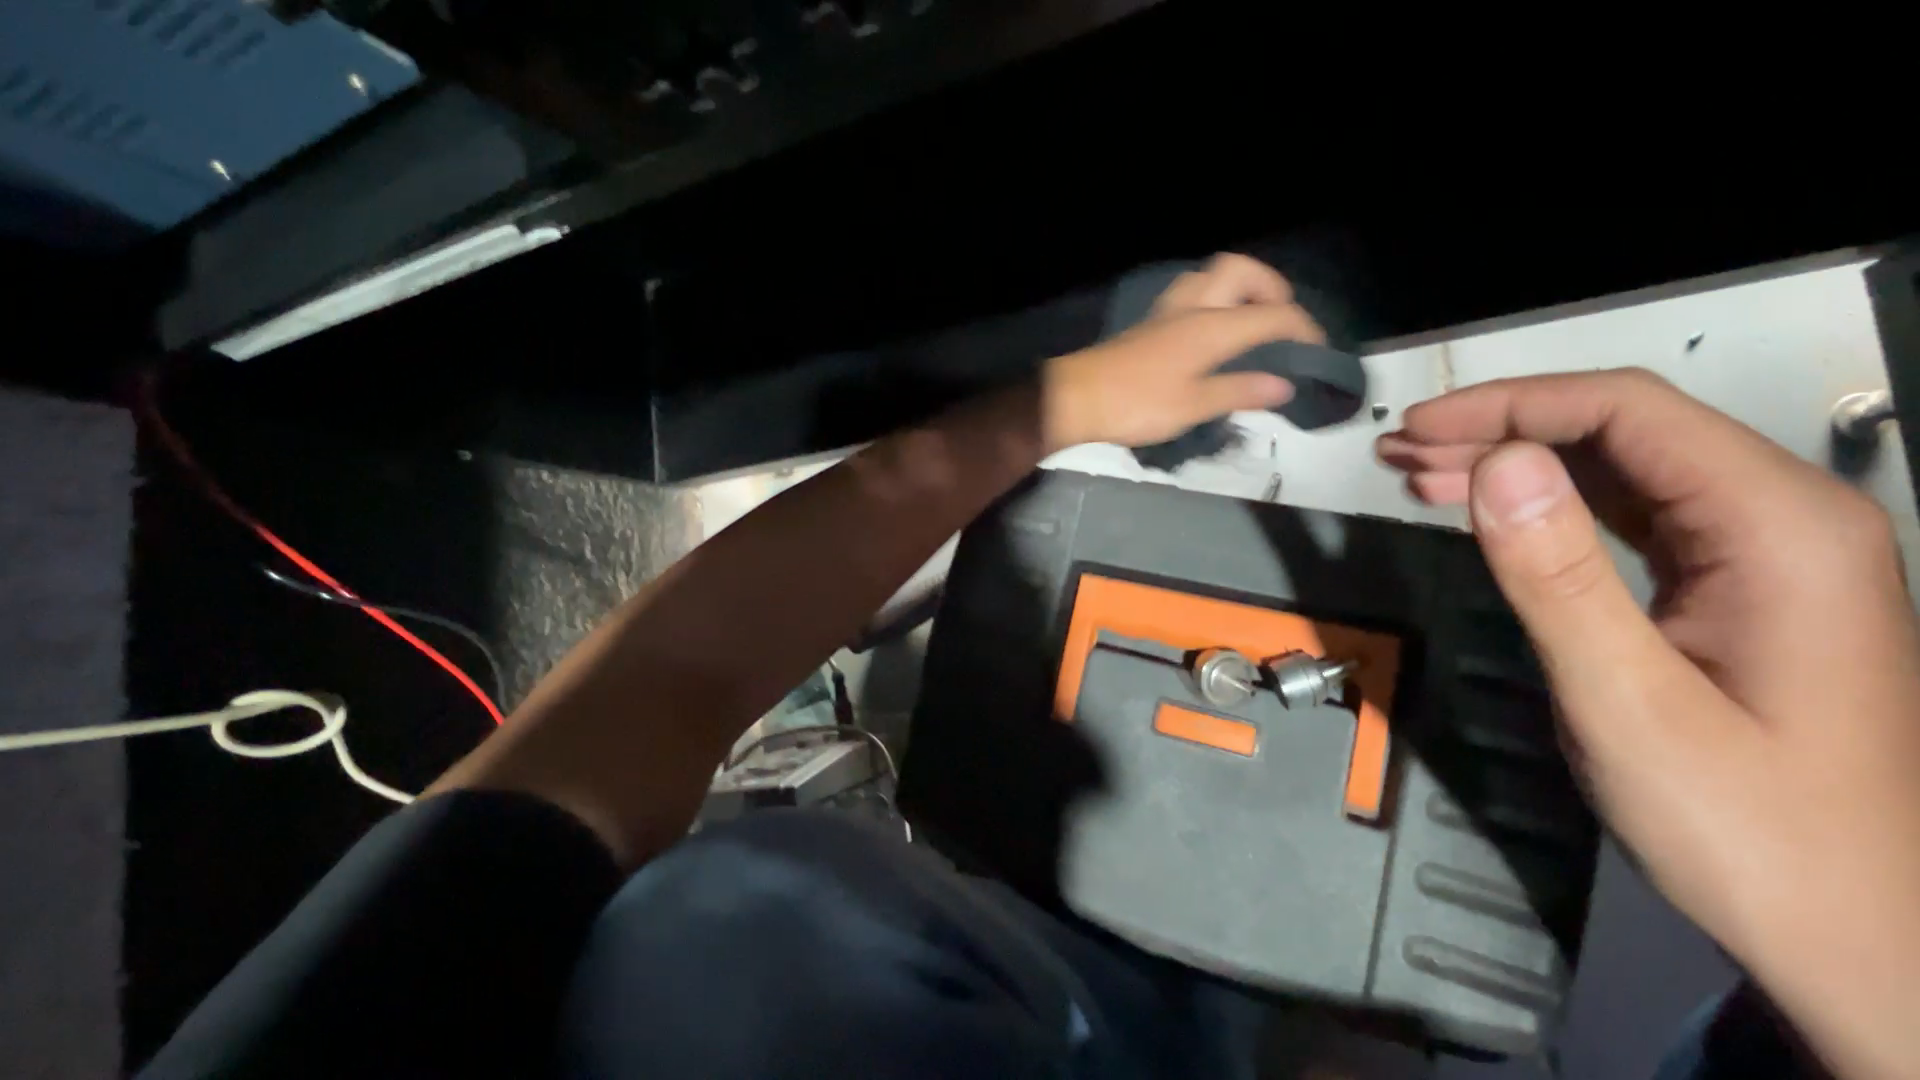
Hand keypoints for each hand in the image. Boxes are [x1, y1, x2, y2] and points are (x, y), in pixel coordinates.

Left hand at [1041, 254, 1324, 451]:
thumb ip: (1240, 391)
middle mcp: (1192, 307)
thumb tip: (1285, 384)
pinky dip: (1214, 304)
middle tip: (1281, 323)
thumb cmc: (1135, 404)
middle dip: (1270, 288)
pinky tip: (1215, 335)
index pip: (1273, 314)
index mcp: (1211, 325)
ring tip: (1251, 325)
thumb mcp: (1193, 406)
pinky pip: (1192, 296)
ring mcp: (1167, 313)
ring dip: (1239, 291)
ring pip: (1211, 277)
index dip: (1304, 330)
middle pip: (1239, 270)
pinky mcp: (1151, 325)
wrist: (1075, 399)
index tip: (1319, 354)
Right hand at [1378, 369, 1919, 1079]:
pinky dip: (1549, 508)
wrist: (1857, 935)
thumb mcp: (1629, 704)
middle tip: (1399, 455)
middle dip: (1501, 431)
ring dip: (1517, 465)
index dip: (1509, 407)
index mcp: (1779, 527)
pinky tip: (1491, 516)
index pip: (1627, 413)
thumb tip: (1496, 465)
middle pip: (1624, 430)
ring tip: (1420, 478)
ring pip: (1621, 470)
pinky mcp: (1736, 587)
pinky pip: (1631, 517)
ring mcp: (1763, 553)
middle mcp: (1783, 519)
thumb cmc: (1748, 828)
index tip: (1417, 430)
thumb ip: (1559, 576)